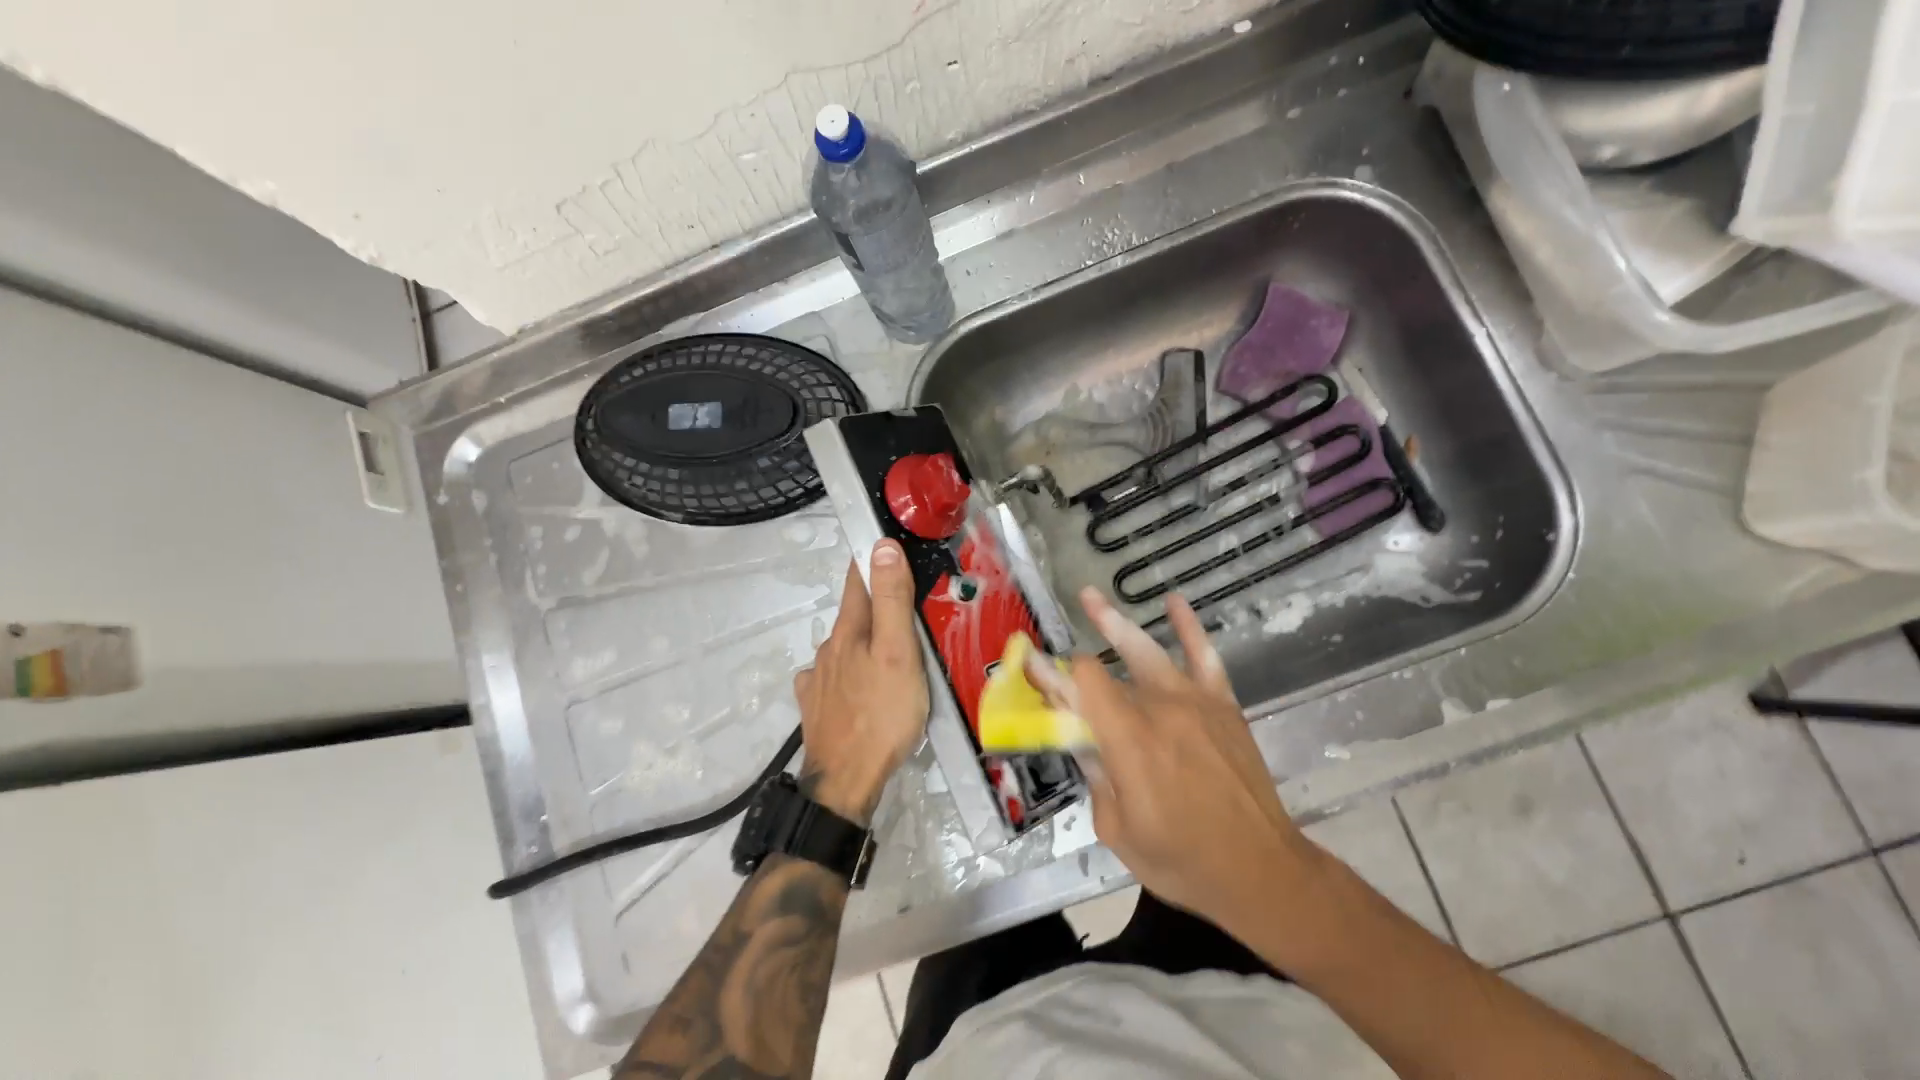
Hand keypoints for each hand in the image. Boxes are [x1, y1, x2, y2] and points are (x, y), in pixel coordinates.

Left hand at [792, 539, 928, 826]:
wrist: (845, 781)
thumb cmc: (881, 716)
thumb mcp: (898, 654)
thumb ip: (892, 601)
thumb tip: (881, 546)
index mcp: (850, 632)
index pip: (859, 581)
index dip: (873, 560)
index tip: (889, 544)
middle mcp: (829, 649)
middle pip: (855, 616)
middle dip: (877, 606)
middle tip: (909, 609)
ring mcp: (819, 680)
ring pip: (846, 649)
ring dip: (866, 642)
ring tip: (893, 653)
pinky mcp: (818, 707)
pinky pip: (836, 679)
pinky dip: (851, 673)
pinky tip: (862, 686)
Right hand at [1056, 588, 1323, 930]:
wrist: (1258, 869)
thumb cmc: (1181, 861)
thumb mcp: (1117, 831)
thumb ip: (1095, 777)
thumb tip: (1078, 739)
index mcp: (1128, 741)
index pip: (1081, 687)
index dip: (1051, 675)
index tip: (1030, 667)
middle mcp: (1159, 709)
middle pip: (1107, 669)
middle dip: (1074, 657)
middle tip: (1049, 642)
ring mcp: (1195, 702)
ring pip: (1147, 651)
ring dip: (1115, 623)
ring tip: (1091, 597)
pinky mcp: (1223, 705)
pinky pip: (1204, 655)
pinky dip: (1189, 627)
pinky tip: (1174, 602)